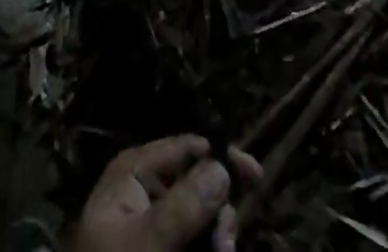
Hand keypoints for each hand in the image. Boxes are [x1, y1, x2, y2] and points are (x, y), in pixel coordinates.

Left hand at [72, 135, 262, 251]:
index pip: (186, 146)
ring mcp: (158, 217)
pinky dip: (212, 247)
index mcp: (135, 170)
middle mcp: (148, 186)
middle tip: (228, 240)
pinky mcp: (167, 244)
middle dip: (222, 206)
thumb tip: (223, 166)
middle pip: (201, 178)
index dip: (222, 155)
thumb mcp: (146, 241)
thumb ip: (183, 205)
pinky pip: (201, 236)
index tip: (252, 174)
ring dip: (220, 232)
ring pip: (207, 209)